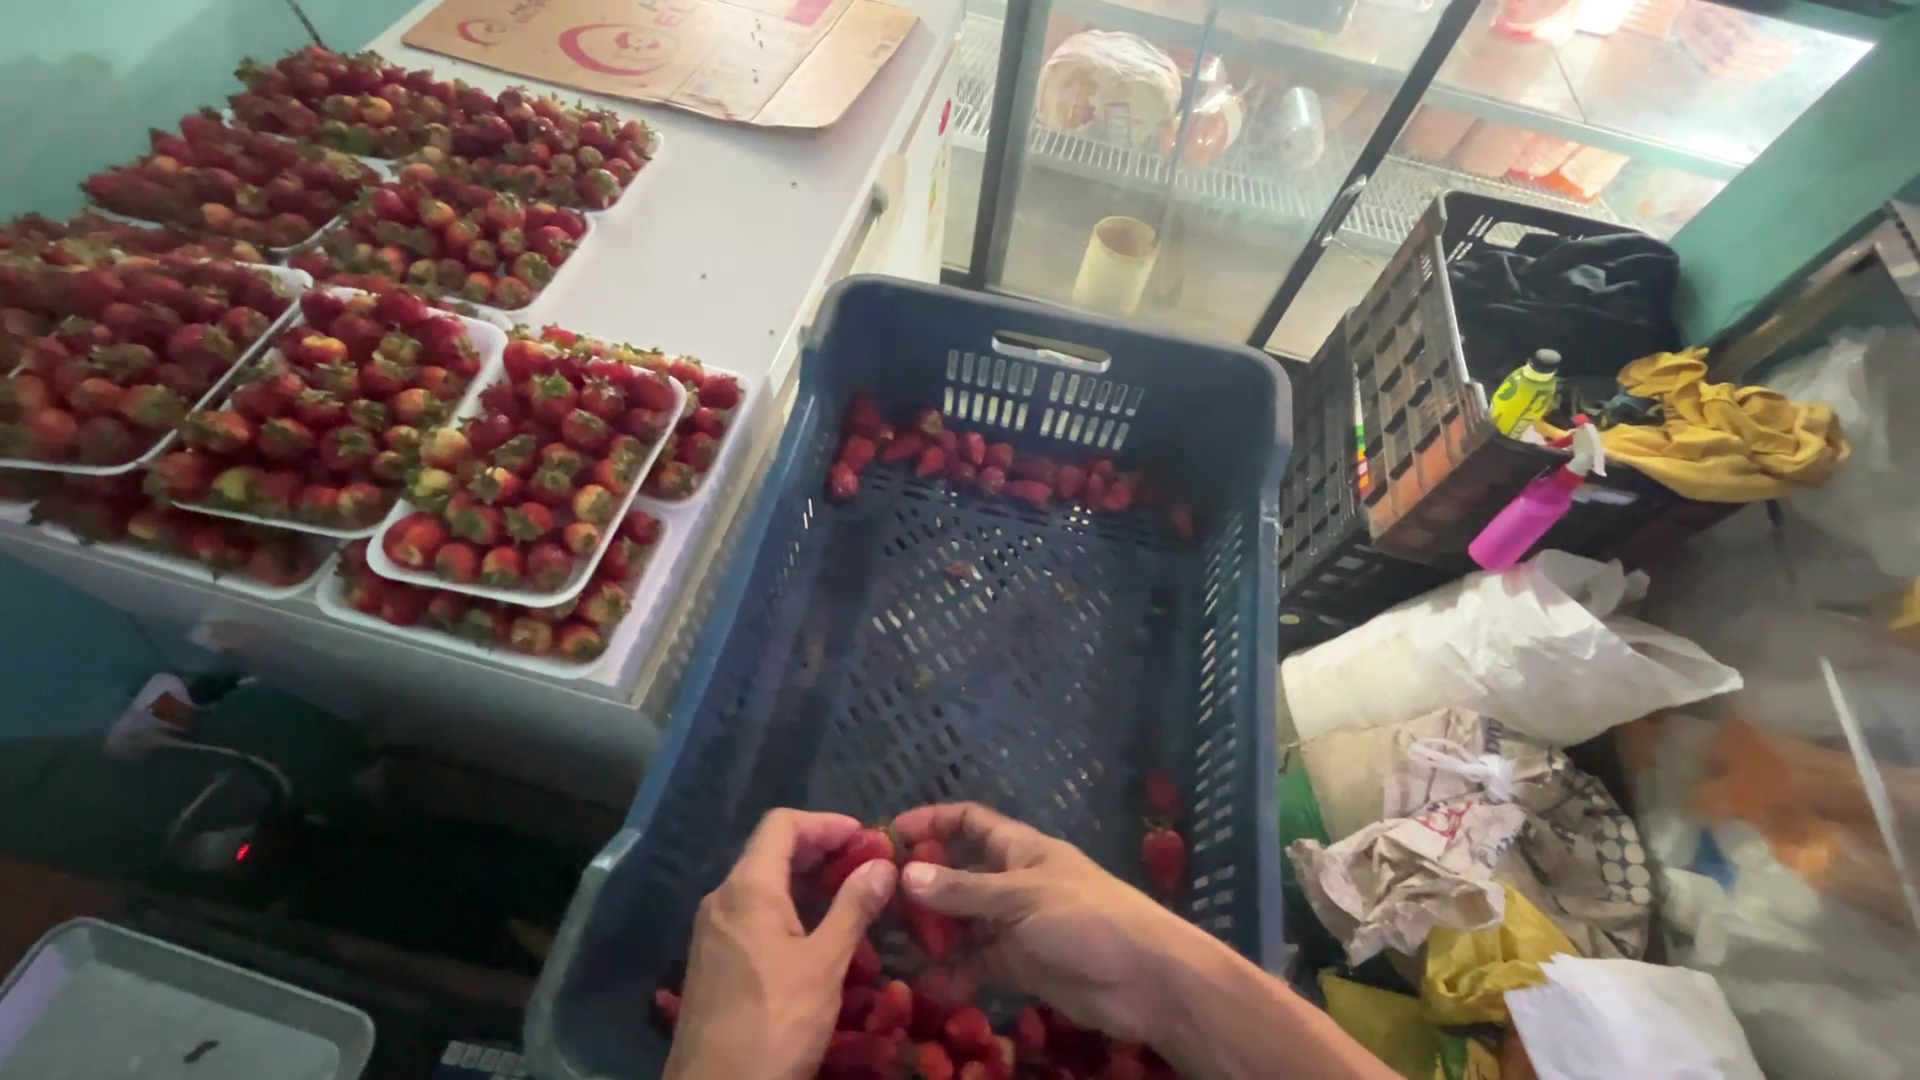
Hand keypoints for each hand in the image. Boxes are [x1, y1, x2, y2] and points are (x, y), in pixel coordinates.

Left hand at [665, 809, 897, 1079]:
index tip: (865, 838)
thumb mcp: (824, 965)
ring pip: (763, 882)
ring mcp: (714, 930)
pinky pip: (754, 911)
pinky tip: (818, 930)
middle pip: (772, 849)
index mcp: (747, 888)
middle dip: (821, 848)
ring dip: (807, 878)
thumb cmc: (774, 1024)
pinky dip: (789, 905)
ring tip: (851, 893)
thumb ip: (853, 907)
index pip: (782, 824)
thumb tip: (882, 864)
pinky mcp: (715, 958)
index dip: (825, 823)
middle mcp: (723, 898)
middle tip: (866, 863)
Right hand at [891, 802, 1225, 1046]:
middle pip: (960, 873)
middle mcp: (1013, 880)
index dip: (933, 822)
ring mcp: (1016, 924)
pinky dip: (956, 974)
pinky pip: (979, 964)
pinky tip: (930, 987)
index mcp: (1019, 848)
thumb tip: (906, 874)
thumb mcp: (1021, 897)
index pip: (969, 821)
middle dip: (924, 883)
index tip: (891, 833)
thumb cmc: (1085, 918)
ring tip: (894, 947)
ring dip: (934, 932)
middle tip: (881, 901)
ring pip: (964, 921)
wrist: (1145, 980)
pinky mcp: (1022, 964)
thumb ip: (965, 891)